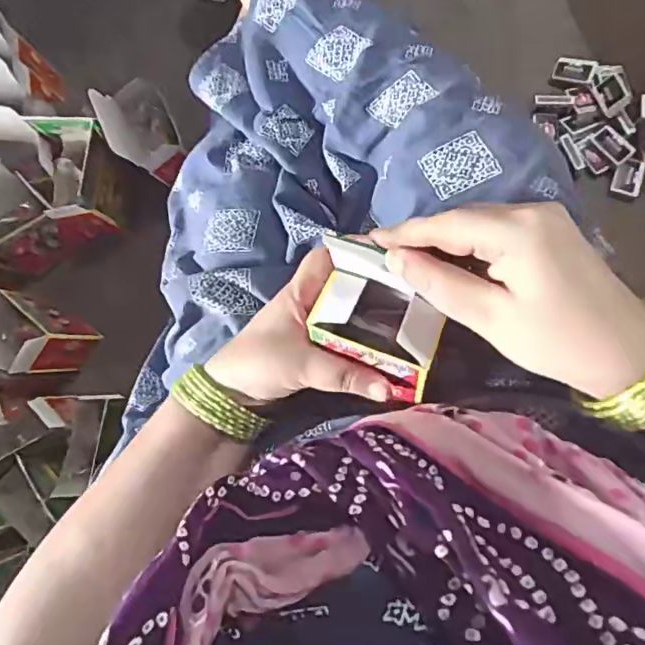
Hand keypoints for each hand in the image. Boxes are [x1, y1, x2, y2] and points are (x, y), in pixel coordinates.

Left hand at [204, 247, 394, 404]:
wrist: (231, 394)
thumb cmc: (259, 365)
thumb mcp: (304, 367)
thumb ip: (346, 375)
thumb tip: (389, 388)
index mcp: (300, 292)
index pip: (328, 256)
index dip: (356, 250)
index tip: (390, 255)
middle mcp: (309, 302)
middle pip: (346, 282)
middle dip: (376, 284)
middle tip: (412, 289)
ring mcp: (312, 324)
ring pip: (348, 309)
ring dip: (373, 312)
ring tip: (410, 313)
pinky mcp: (315, 346)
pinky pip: (345, 333)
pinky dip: (364, 336)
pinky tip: (387, 341)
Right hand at [371, 203, 644, 398]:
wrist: (630, 353)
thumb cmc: (559, 343)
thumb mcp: (492, 319)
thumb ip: (441, 285)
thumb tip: (397, 261)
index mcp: (518, 230)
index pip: (446, 224)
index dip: (403, 233)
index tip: (366, 242)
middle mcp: (532, 211)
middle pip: (462, 218)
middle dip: (422, 236)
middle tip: (381, 257)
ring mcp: (546, 218)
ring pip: (479, 223)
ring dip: (445, 240)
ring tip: (406, 261)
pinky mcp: (552, 231)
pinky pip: (498, 231)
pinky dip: (470, 245)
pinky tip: (449, 262)